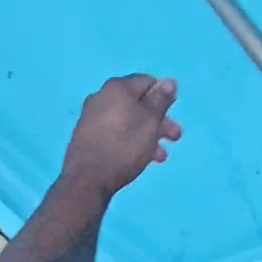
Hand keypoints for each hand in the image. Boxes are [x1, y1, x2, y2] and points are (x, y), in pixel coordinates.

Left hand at [60, 74, 183, 195]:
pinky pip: (114, 134)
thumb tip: (169, 81)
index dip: (164, 95)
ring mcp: (91, 118)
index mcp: (118, 87)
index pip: (147, 81)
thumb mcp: (151, 121)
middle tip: (175, 137)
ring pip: (127, 121)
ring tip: (160, 156)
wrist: (87, 179)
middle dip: (159, 120)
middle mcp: (101, 97)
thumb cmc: (124, 147)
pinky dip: (129, 142)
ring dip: (147, 135)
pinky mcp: (86, 138)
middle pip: (137, 104)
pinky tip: (138, 158)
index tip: (174, 112)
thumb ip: (161, 100)